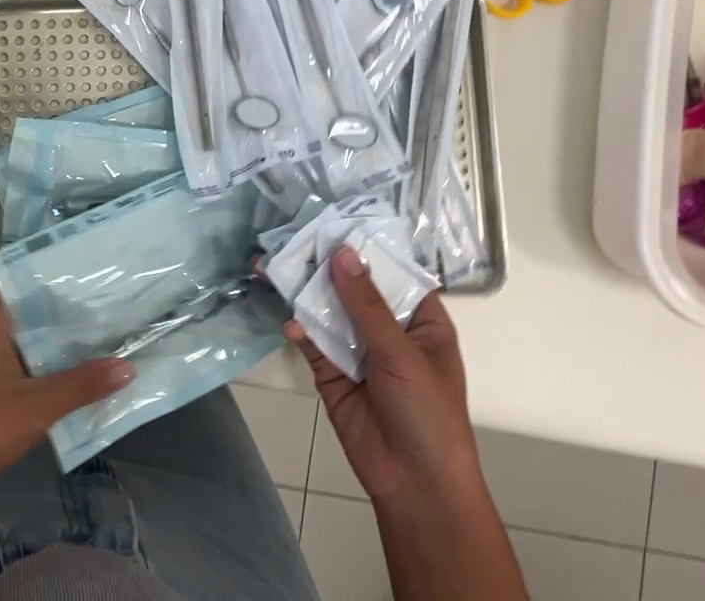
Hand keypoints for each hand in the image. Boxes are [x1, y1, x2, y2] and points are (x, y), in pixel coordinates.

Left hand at [0, 296, 134, 500]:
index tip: (105, 287)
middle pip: (30, 312)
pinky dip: (41, 361)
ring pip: (24, 337)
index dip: (68, 288)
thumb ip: (83, 384)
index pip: (31, 288)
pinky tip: (73, 372)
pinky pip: (16, 356)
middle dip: (69, 318)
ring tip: (105, 340)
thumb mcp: (37, 406)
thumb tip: (128, 366)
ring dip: (56, 344)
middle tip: (115, 315)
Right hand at [286, 246, 480, 503]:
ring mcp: (357, 350)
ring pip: (328, 312)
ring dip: (306, 294)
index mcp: (420, 322)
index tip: (333, 221)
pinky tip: (290, 323)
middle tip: (293, 239)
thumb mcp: (402, 355)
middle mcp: (387, 330)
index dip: (366, 250)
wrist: (413, 482)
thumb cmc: (428, 414)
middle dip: (325, 268)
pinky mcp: (331, 371)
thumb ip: (366, 306)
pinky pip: (312, 342)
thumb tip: (342, 254)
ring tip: (275, 267)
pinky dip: (300, 330)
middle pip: (353, 289)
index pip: (392, 275)